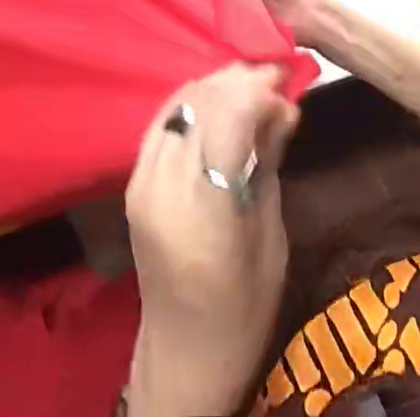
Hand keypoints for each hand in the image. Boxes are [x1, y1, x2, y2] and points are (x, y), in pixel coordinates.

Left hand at [125, 64, 298, 416]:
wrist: (184, 347)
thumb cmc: (245, 306)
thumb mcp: (271, 235)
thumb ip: (268, 163)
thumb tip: (284, 105)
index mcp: (205, 211)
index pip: (226, 120)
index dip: (257, 90)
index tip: (286, 78)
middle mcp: (163, 186)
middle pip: (199, 104)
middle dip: (239, 78)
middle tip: (274, 71)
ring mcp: (141, 181)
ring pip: (178, 105)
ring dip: (215, 85)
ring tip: (251, 79)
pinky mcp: (133, 180)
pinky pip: (162, 123)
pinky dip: (192, 102)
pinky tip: (217, 100)